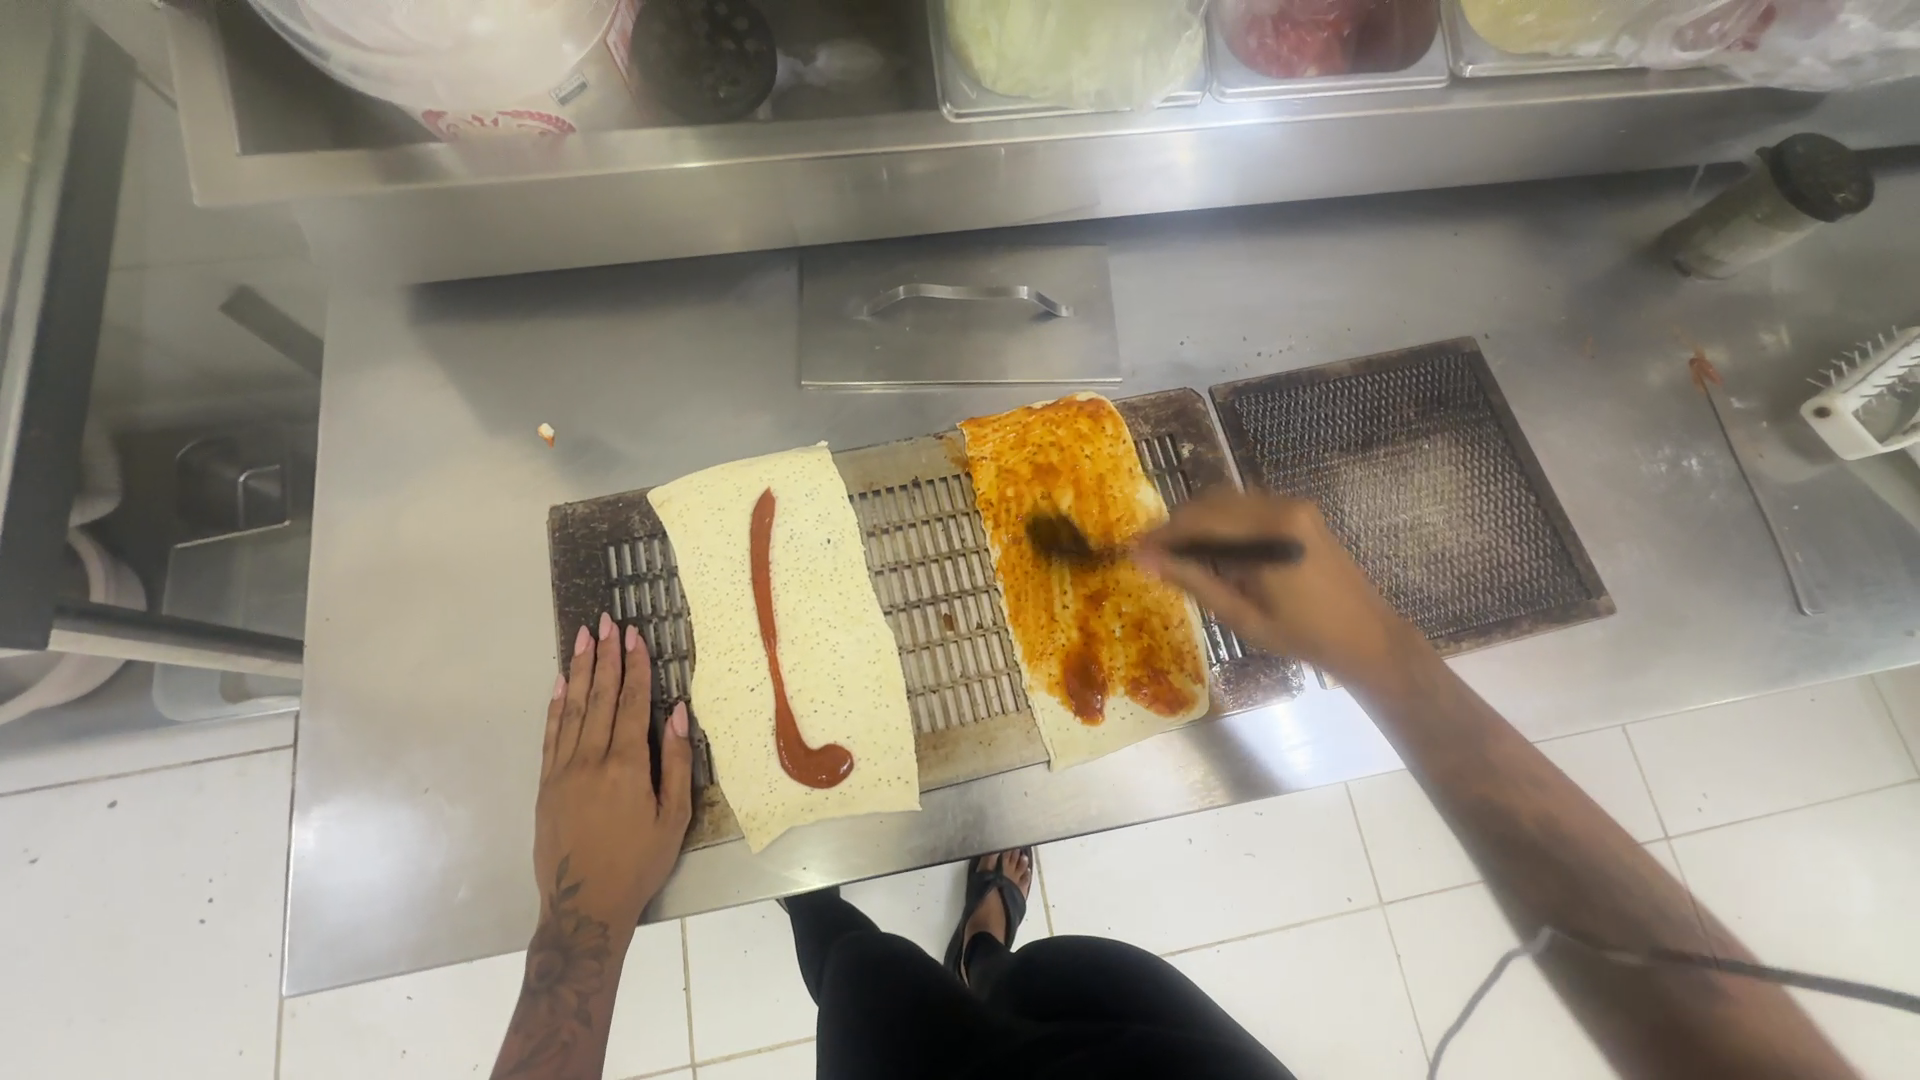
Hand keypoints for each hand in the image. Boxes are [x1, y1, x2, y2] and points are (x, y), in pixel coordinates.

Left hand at [535, 613, 692, 933]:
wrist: (584, 907)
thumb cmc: (640, 862)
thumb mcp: (674, 817)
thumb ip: (678, 762)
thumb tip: (681, 713)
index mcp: (627, 766)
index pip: (632, 703)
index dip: (634, 667)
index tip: (634, 635)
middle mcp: (591, 760)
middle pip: (600, 697)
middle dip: (606, 657)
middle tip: (608, 622)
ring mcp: (563, 771)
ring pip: (572, 709)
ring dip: (578, 670)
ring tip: (583, 638)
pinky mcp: (546, 784)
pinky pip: (551, 735)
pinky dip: (555, 705)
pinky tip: (560, 683)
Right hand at [1136, 491, 1414, 683]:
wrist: (1366, 636)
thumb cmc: (1302, 635)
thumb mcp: (1240, 614)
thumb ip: (1192, 580)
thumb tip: (1145, 560)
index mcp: (1271, 531)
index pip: (1201, 521)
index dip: (1164, 535)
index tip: (1136, 550)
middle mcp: (1282, 507)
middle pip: (1212, 504)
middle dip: (1178, 527)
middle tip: (1153, 555)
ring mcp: (1293, 506)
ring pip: (1227, 502)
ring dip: (1198, 523)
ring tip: (1177, 556)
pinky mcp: (1298, 513)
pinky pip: (1246, 508)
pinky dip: (1221, 524)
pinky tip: (1211, 551)